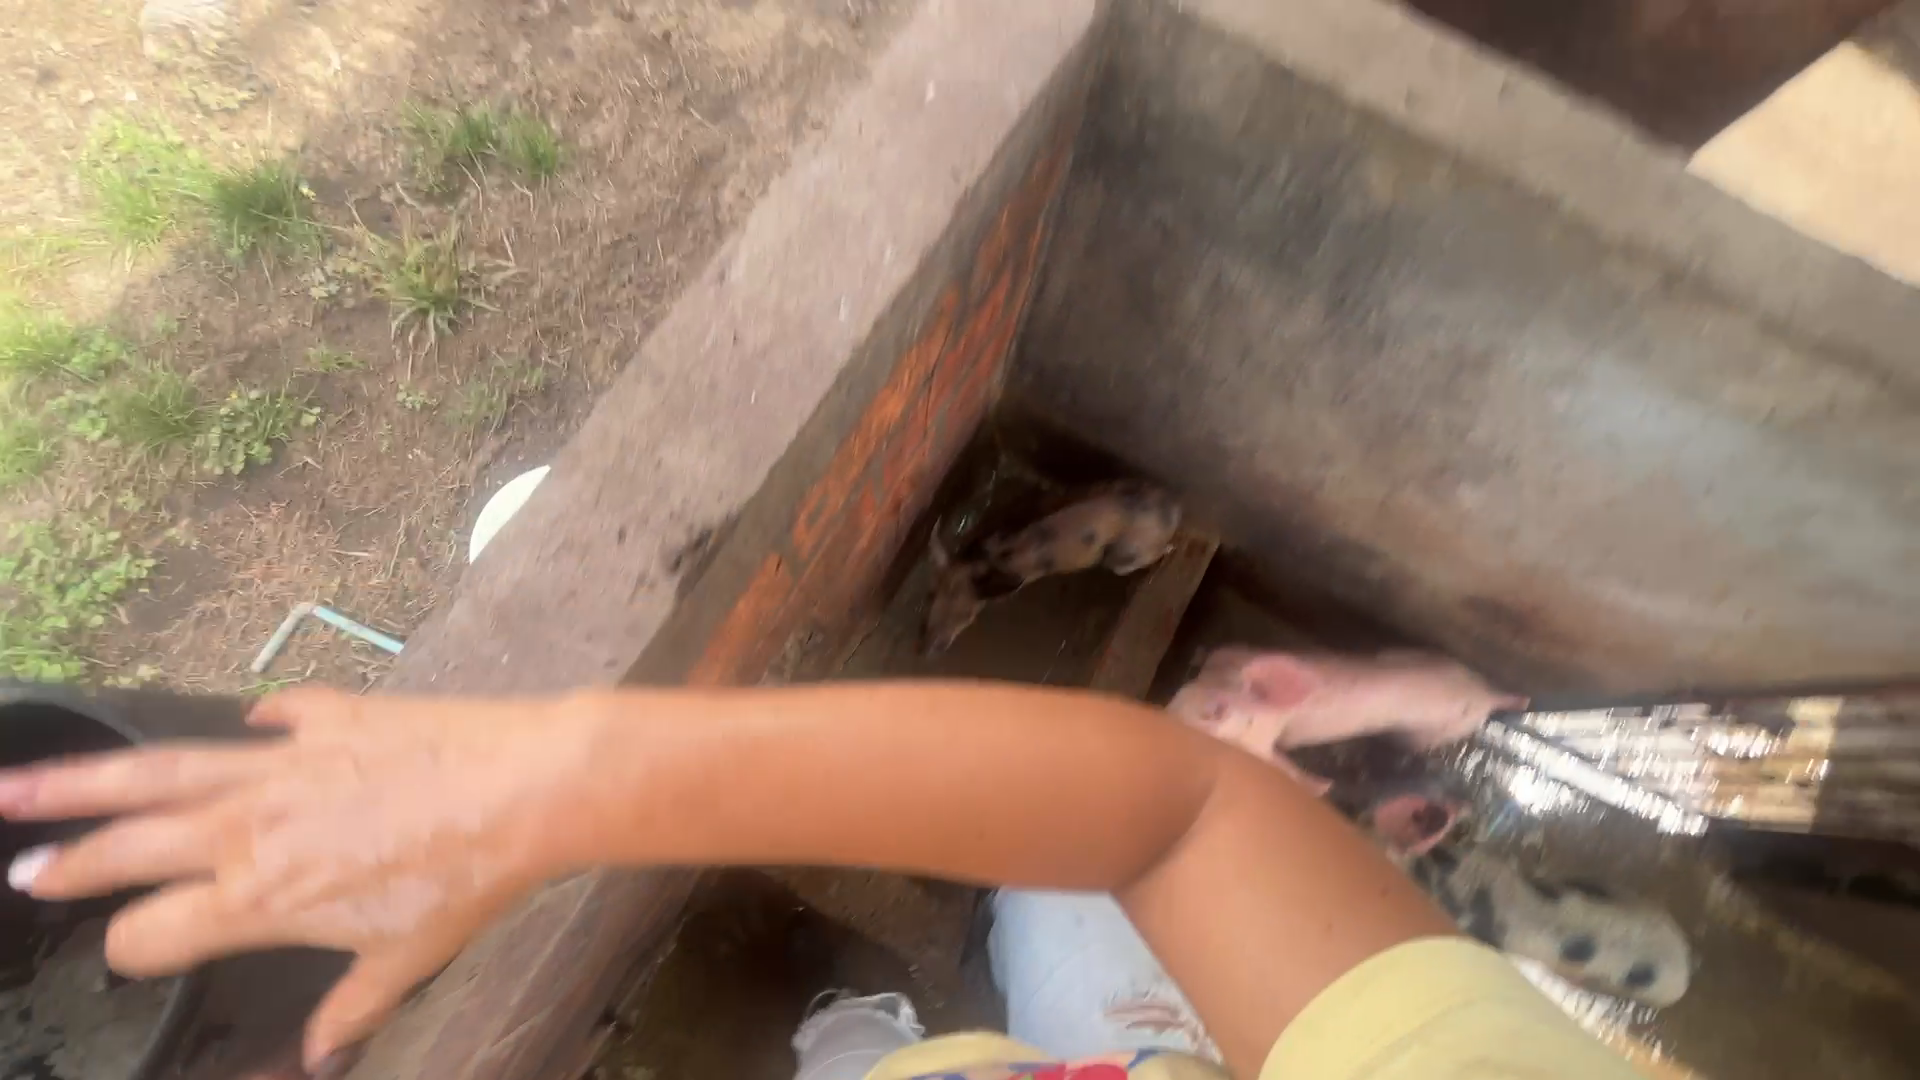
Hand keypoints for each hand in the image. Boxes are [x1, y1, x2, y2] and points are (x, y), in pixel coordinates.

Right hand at [0, 687, 596, 1075]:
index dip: (140, 946)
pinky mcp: (344, 714)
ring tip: (12, 785)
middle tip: (27, 867)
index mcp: (257, 896)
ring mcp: (293, 761)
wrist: (530, 786)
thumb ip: (357, 1006)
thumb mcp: (413, 955)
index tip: (145, 944)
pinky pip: (287, 710)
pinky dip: (267, 716)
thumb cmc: (472, 876)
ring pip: (164, 769)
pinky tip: (257, 718)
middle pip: (127, 847)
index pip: (149, 933)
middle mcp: (251, 826)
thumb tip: (325, 1056)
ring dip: (80, 779)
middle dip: (68, 863)